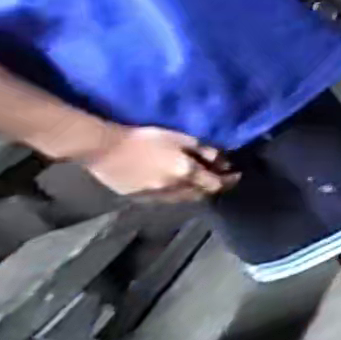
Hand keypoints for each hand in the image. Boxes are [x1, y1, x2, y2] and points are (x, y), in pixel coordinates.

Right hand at [74, 124, 239, 202]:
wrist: (103, 148)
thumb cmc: (147, 139)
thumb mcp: (184, 140)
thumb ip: (207, 152)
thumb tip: (224, 163)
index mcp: (185, 173)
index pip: (216, 184)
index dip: (230, 180)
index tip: (237, 174)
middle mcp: (172, 188)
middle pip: (201, 194)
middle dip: (215, 187)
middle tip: (221, 178)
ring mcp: (152, 195)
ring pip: (183, 199)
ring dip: (197, 192)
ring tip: (202, 183)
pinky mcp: (135, 197)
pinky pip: (164, 200)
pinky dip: (177, 195)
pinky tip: (178, 187)